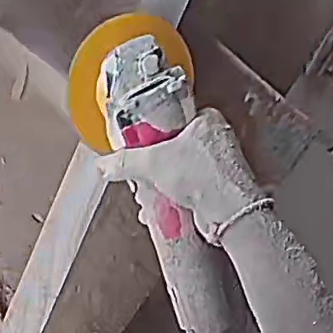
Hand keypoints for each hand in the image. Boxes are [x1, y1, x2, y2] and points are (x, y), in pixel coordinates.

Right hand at [100, 108, 265, 244]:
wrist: (228, 212)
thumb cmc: (204, 177)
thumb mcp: (152, 163)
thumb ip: (125, 162)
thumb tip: (105, 164)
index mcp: (206, 119)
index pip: (172, 121)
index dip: (153, 136)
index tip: (141, 148)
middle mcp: (216, 140)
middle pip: (174, 149)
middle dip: (156, 168)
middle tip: (145, 176)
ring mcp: (219, 165)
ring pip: (181, 172)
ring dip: (164, 187)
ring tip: (154, 195)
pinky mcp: (218, 189)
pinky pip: (190, 190)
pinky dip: (176, 199)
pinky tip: (167, 207)